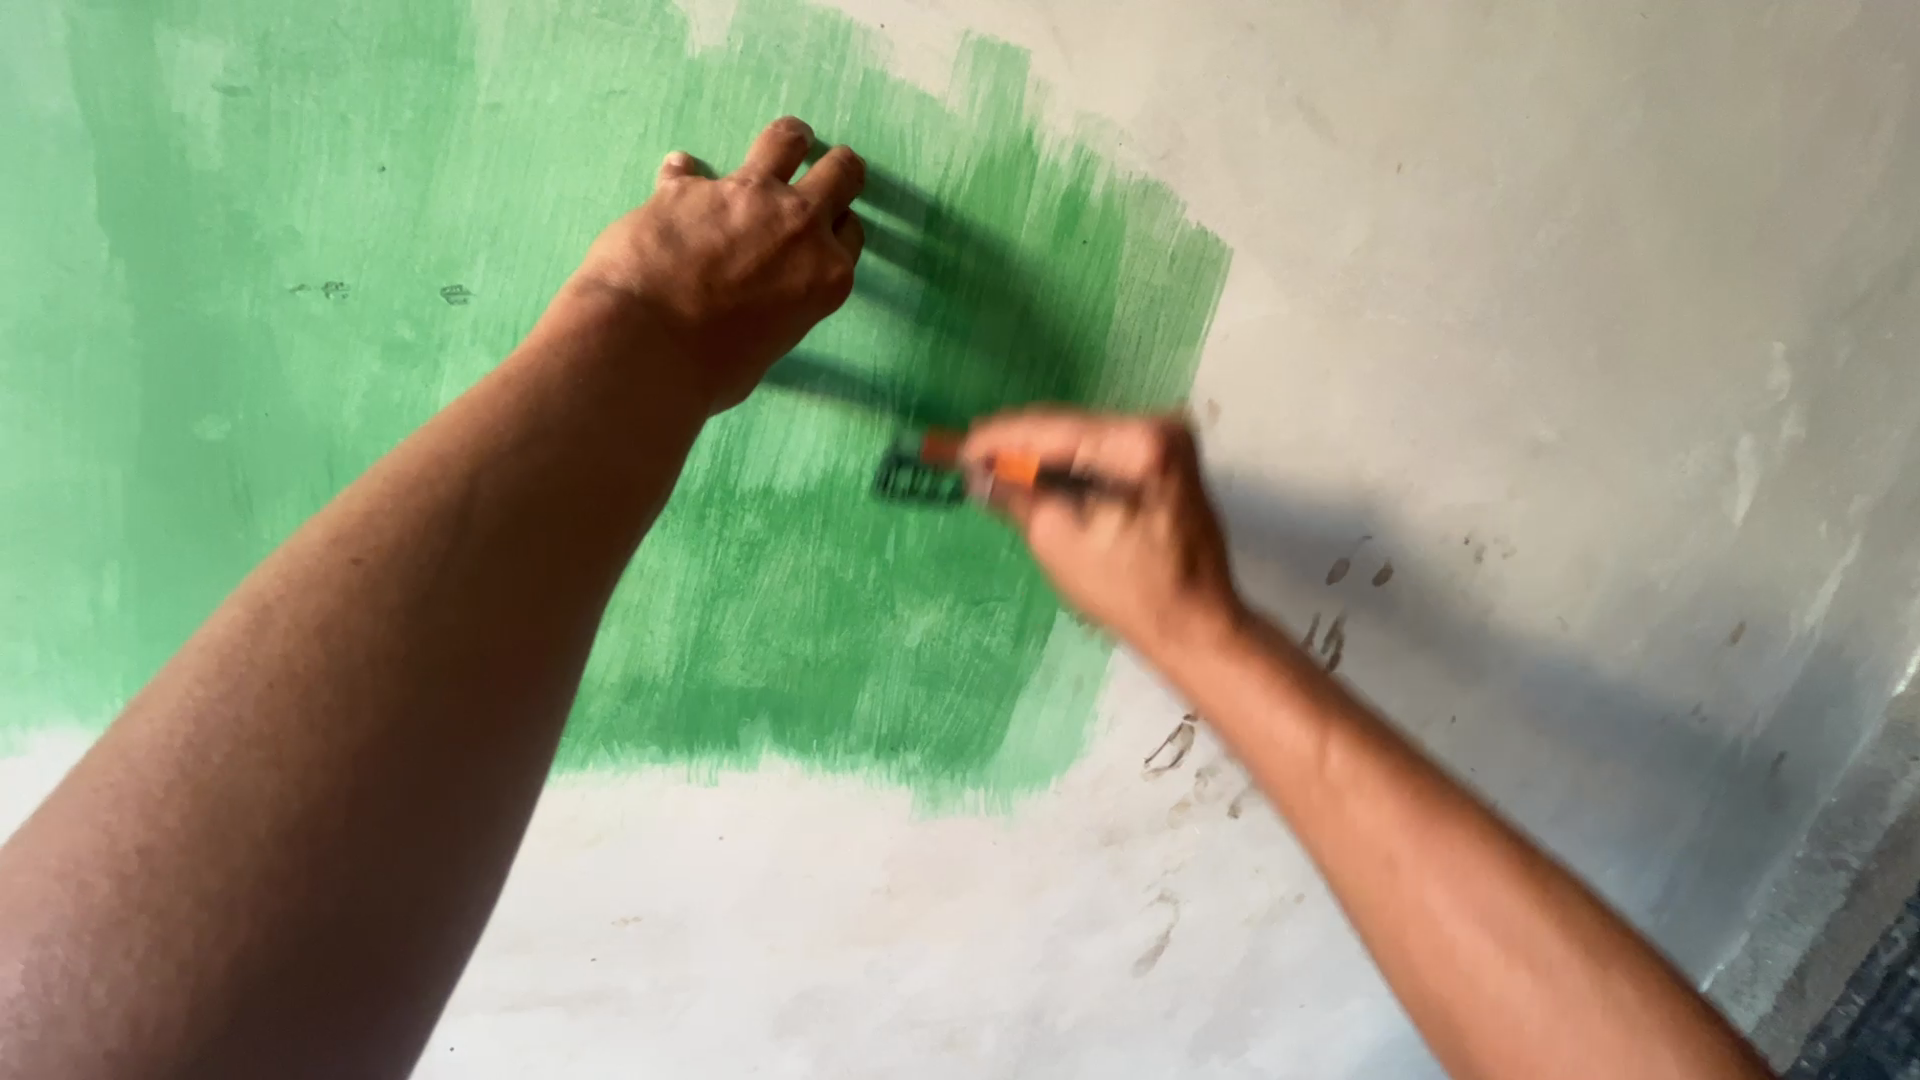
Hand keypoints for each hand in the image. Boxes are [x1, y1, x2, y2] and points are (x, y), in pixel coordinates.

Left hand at [569, 116, 866, 410]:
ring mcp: (745, 196)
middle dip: (840, 170)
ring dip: (791, 140)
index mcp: (826, 275)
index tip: (833, 230)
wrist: (647, 344)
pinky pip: (691, 168)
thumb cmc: (715, 370)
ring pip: (785, 141)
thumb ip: (775, 307)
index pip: (852, 233)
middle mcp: (799, 226)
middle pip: (840, 174)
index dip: (841, 229)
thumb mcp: (769, 346)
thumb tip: (749, 300)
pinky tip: (677, 184)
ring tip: (789, 142)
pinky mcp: (688, 185)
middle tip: (834, 172)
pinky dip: (686, 177)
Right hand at [962, 409, 1243, 656]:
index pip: (1050, 428)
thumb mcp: (1058, 541)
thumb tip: (975, 471)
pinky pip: (1103, 449)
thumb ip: (1016, 494)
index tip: (957, 451)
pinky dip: (1069, 463)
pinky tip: (1037, 475)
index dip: (998, 439)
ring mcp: (1168, 438)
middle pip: (1068, 425)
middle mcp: (1159, 425)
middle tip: (968, 460)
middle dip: (1016, 444)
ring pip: (1083, 435)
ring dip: (1040, 453)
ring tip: (994, 468)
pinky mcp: (1168, 456)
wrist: (1197, 624)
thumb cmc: (1128, 592)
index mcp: (1138, 444)